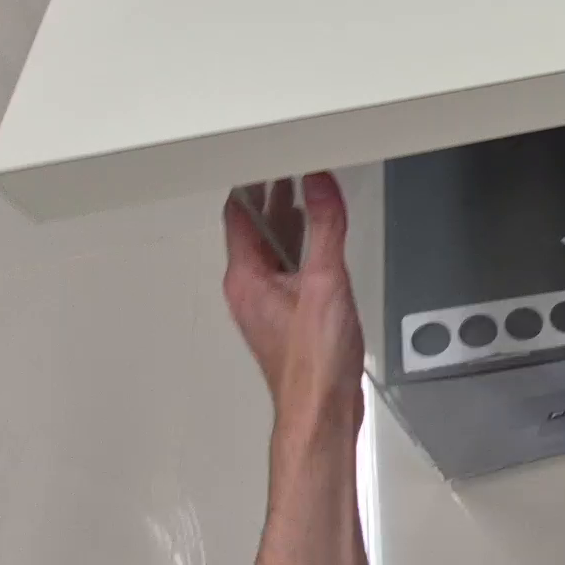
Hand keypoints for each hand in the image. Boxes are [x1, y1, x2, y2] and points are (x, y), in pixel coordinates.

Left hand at [223, 173, 365, 436]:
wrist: (321, 408)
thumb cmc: (314, 360)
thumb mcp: (325, 282)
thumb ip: (326, 229)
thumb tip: (320, 184)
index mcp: (247, 277)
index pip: (239, 215)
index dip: (252, 182)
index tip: (269, 155)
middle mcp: (252, 288)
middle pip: (256, 230)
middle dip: (273, 196)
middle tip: (292, 164)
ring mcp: (270, 302)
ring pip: (275, 249)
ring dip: (289, 220)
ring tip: (308, 192)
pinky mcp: (291, 314)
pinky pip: (292, 267)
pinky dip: (304, 245)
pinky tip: (322, 241)